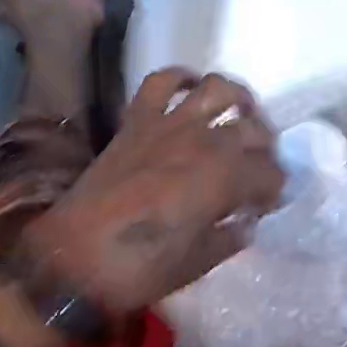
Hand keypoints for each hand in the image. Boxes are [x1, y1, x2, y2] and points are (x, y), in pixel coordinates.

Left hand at [21, 70, 284, 312]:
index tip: (268, 203)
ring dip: (238, 98)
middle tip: (259, 167)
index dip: (275, 188)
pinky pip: (161, 82)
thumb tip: (245, 222)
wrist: (72, 259)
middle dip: (265, 149)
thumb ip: (230, 237)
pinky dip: (179, 78)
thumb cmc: (141, 269)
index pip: (269, 173)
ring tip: (241, 113)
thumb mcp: (198, 263)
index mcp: (225, 179)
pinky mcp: (137, 121)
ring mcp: (169, 125)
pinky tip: (191, 88)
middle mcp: (204, 142)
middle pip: (253, 130)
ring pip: (217, 90)